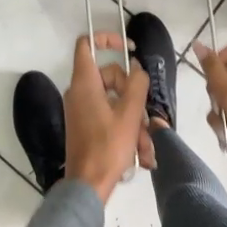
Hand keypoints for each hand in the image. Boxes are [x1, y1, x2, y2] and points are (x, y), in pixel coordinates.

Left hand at [65, 32, 151, 203]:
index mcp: (85, 83)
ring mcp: (81, 110)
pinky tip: (141, 154)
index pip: (87, 44)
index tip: (128, 48)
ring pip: (114, 102)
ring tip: (147, 147)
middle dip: (133, 95)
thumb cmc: (107, 147)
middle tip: (146, 118)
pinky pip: (109, 117)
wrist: (87, 187)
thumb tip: (137, 68)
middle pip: (109, 76)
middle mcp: (79, 92)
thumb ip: (136, 84)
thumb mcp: (129, 114)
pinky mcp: (86, 127)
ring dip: (134, 120)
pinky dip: (125, 130)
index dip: (107, 39)